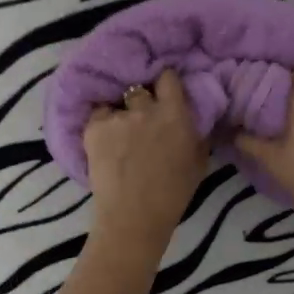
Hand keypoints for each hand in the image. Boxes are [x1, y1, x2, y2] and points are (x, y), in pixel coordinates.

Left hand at [84, 69, 208, 245]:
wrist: (133, 216)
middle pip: (139, 89)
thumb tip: (193, 117)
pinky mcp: (94, 128)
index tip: (161, 91)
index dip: (163, 83)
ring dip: (119, 114)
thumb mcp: (198, 162)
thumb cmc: (173, 195)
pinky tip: (104, 143)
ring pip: (117, 104)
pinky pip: (98, 116)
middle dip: (140, 100)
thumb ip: (196, 133)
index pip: (167, 78)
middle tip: (139, 117)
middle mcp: (146, 109)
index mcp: (175, 115)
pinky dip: (101, 125)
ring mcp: (118, 117)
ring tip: (118, 133)